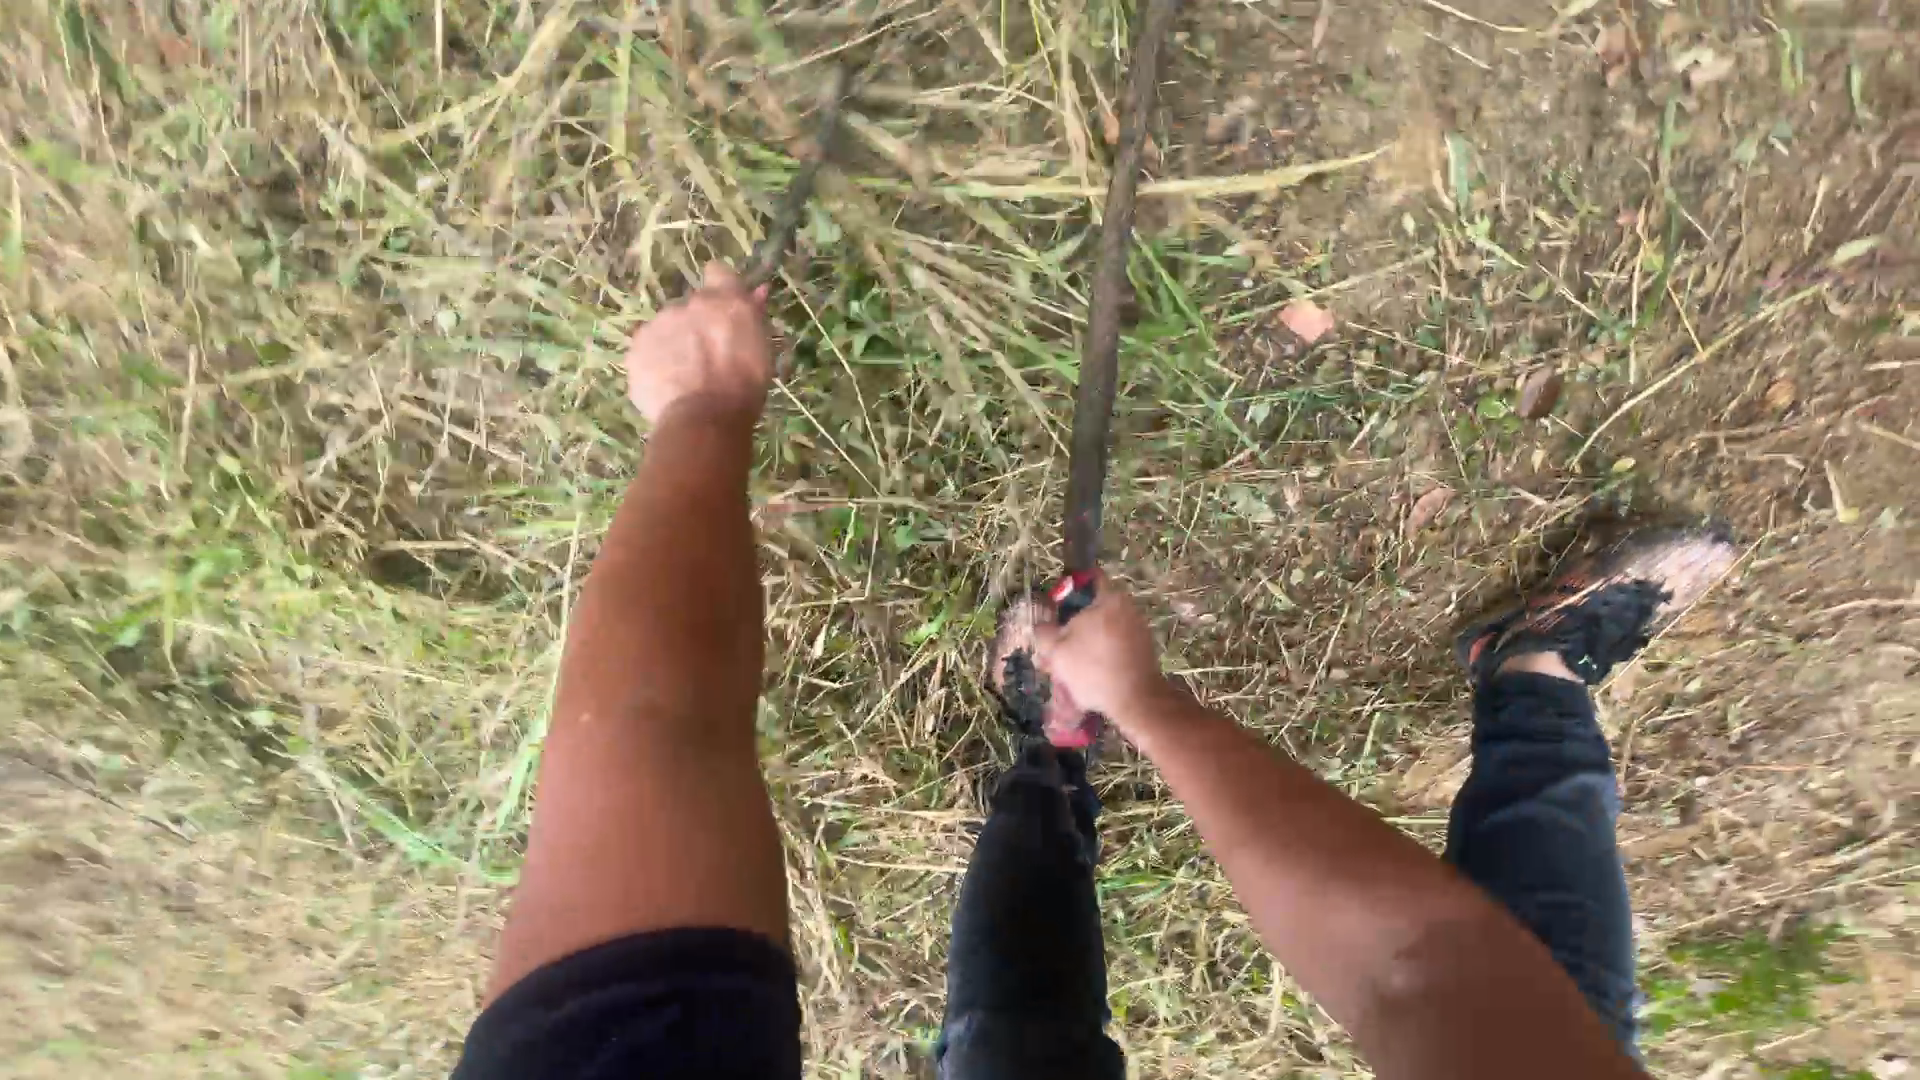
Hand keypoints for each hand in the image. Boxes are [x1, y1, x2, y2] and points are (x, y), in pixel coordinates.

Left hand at [626, 263, 772, 424]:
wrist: (703, 419)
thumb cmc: (744, 387)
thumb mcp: (763, 351)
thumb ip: (755, 317)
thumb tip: (758, 291)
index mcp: (723, 301)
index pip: (719, 273)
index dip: (722, 288)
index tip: (727, 310)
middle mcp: (686, 304)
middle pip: (692, 307)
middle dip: (699, 326)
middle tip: (712, 359)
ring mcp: (656, 326)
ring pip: (668, 329)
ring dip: (678, 345)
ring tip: (690, 379)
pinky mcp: (635, 350)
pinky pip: (649, 351)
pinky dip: (659, 364)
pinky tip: (671, 387)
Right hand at [1031, 578, 1173, 728]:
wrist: (1136, 701)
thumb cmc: (1093, 669)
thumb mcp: (1057, 651)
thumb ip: (1045, 632)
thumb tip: (1041, 625)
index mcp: (1109, 599)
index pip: (1089, 580)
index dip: (1069, 590)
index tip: (1056, 608)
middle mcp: (1128, 608)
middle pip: (1094, 610)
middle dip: (1075, 627)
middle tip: (1058, 647)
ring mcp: (1139, 629)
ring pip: (1104, 631)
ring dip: (1087, 645)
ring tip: (1070, 668)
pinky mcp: (1145, 650)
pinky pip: (1116, 646)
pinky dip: (1102, 656)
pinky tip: (1090, 676)